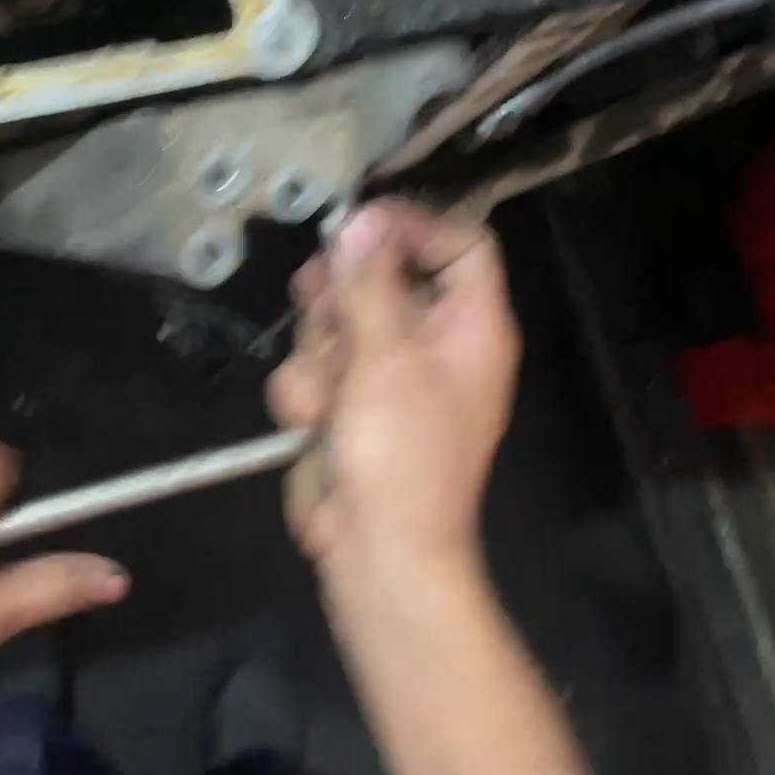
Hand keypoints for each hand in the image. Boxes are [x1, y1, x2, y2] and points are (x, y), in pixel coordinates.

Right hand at [266, 200, 520, 574]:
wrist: (374, 554)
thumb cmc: (401, 458)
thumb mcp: (388, 362)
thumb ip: (370, 285)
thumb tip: (360, 219)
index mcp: (469, 327)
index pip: (460, 245)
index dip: (413, 227)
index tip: (356, 225)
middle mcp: (428, 341)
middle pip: (381, 277)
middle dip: (341, 297)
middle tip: (318, 304)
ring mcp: (381, 371)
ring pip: (334, 320)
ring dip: (317, 354)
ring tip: (326, 396)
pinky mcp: (342, 399)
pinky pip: (312, 364)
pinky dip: (305, 391)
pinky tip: (311, 422)